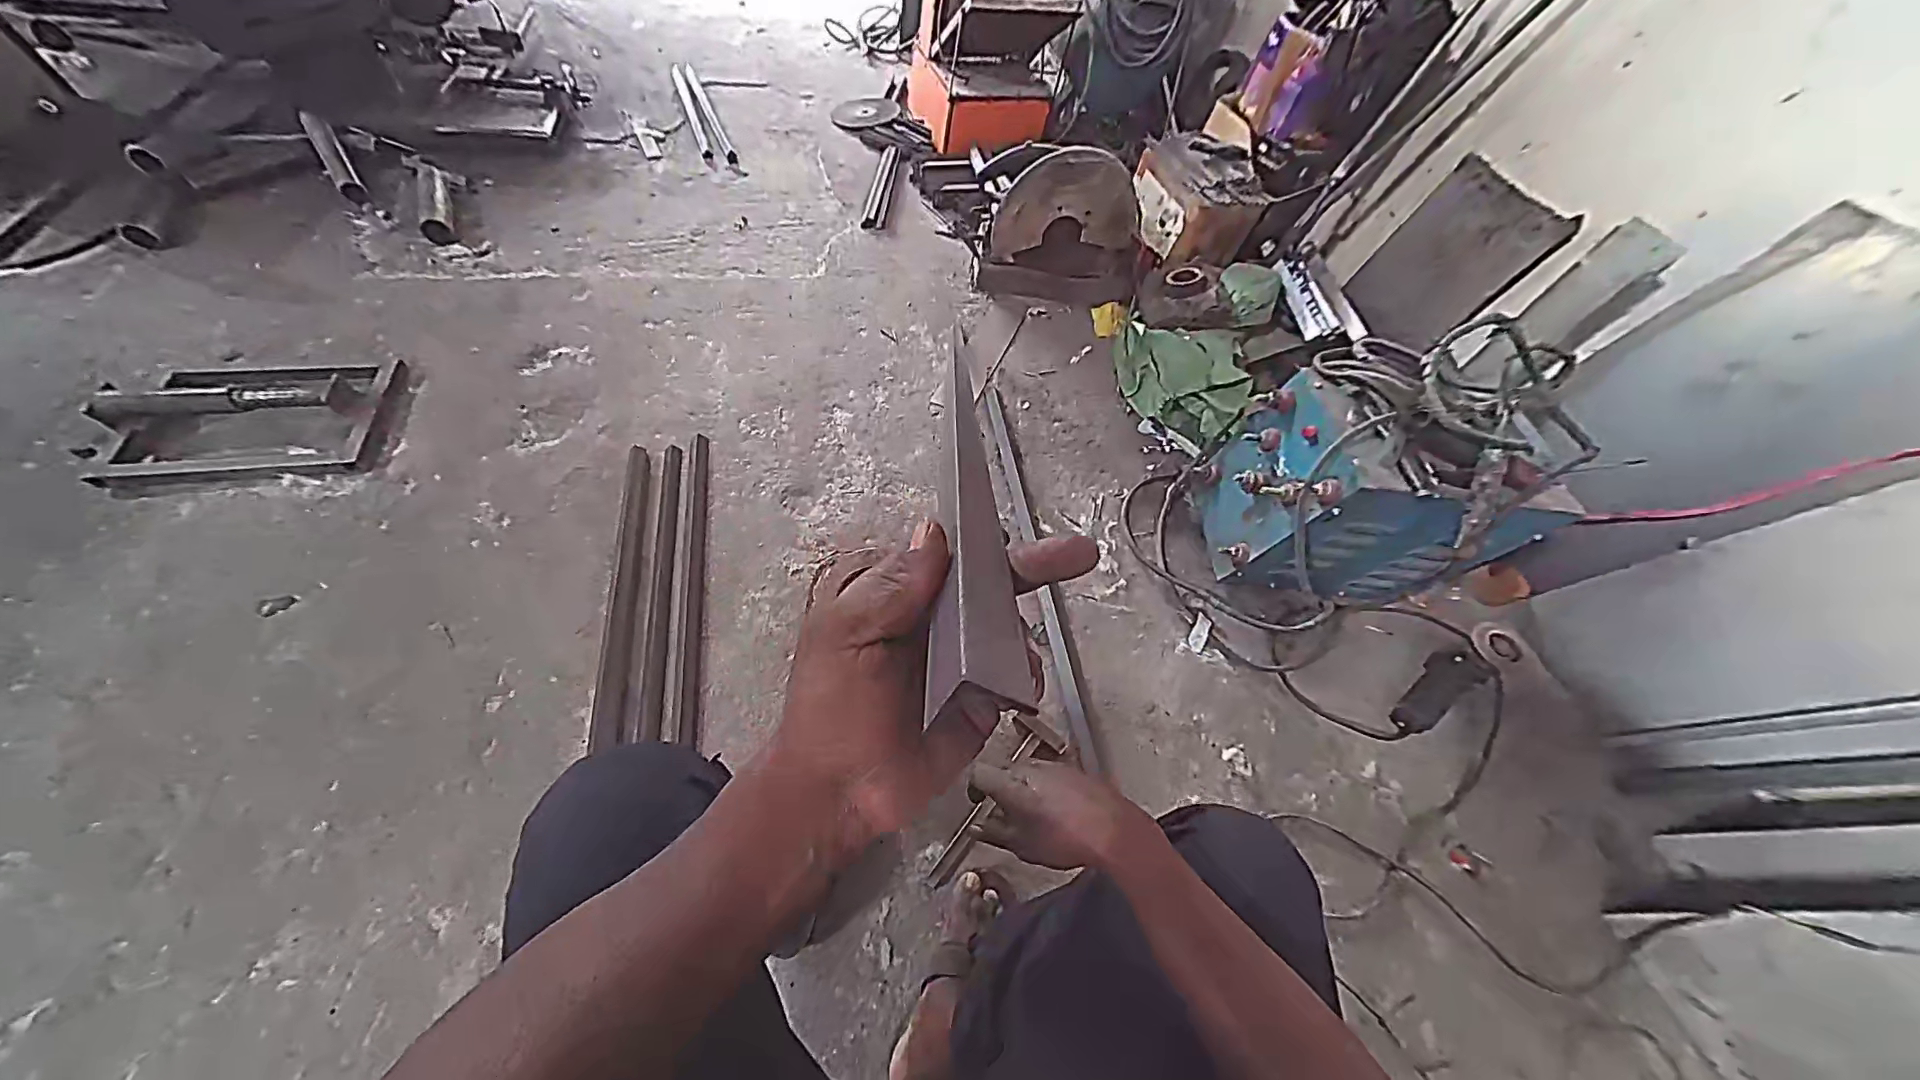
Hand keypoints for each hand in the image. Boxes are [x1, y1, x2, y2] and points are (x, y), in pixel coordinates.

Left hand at [764, 519, 1097, 858]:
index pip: (942, 554)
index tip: (1006, 532)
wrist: (837, 796)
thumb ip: (888, 588)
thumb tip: (933, 538)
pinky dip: (1025, 673)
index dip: (978, 541)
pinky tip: (1019, 680)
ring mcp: (956, 657)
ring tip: (1015, 651)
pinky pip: (1014, 674)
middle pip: (986, 582)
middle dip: (1032, 565)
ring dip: (1022, 630)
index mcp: (888, 593)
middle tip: (1074, 554)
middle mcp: (928, 618)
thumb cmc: (826, 713)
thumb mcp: (842, 637)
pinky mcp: (978, 696)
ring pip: (1006, 626)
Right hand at [970, 760, 1158, 871]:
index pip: (979, 772)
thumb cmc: (1065, 841)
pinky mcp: (1075, 769)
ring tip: (1034, 814)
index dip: (974, 787)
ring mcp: (1055, 765)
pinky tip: (1057, 809)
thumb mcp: (1023, 845)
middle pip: (1004, 769)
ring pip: (1028, 771)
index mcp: (1011, 782)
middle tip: (1005, 813)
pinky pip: (1050, 774)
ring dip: (1024, 786)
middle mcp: (1030, 766)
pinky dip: (1045, 787)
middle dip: (1000, 788)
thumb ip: (996, 832)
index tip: (977, 802)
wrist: (1115, 831)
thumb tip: (977, 827)